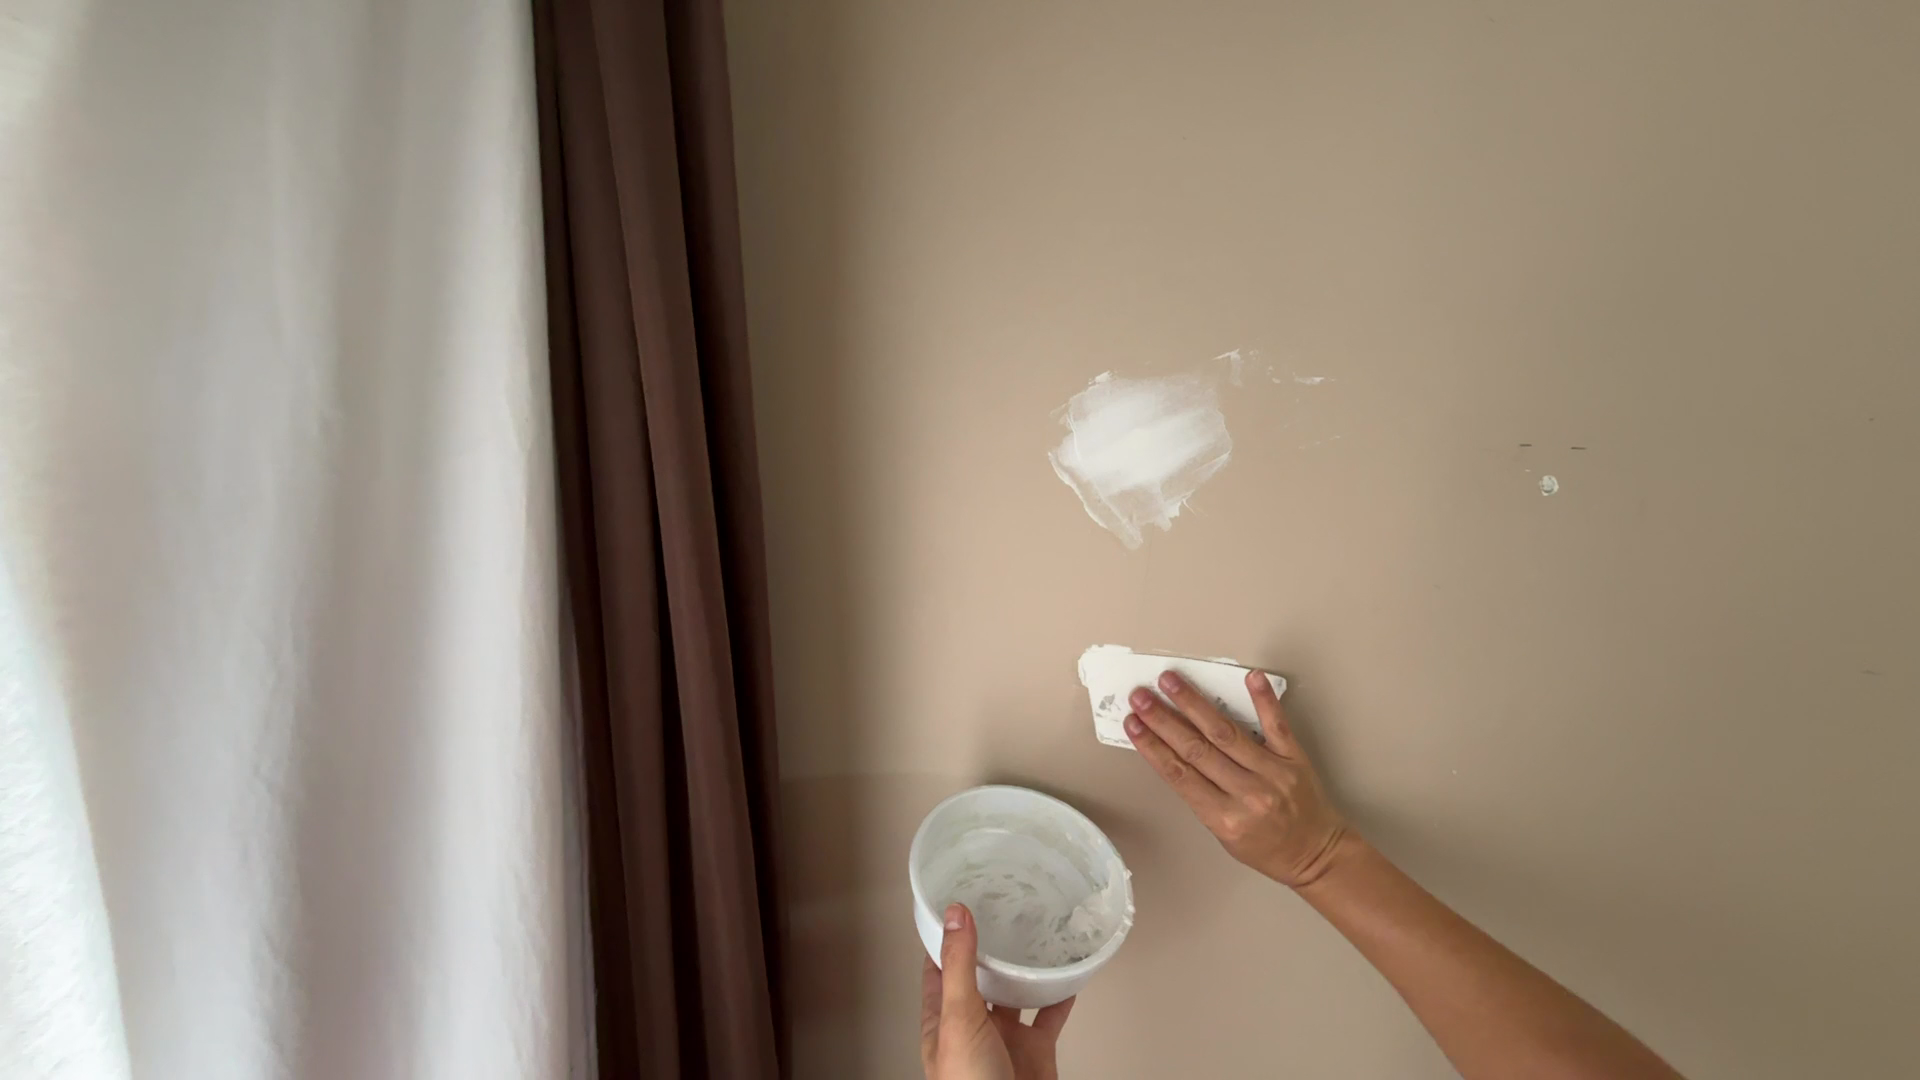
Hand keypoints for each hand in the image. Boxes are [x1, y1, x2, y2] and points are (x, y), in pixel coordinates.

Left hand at [920, 903, 1074, 1079]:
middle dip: (990, 945)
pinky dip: (1060, 994)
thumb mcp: (958, 1019)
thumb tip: (953, 912)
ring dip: (1024, 968)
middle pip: (979, 976)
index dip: (945, 934)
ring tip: (1037, 930)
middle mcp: (972, 1025)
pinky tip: (1068, 972)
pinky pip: (1048, 1016)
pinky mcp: (1034, 1053)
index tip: (957, 899)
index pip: (937, 966)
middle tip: (1003, 905)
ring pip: (1015, 993)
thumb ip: (959, 966)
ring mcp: (1003, 1039)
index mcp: (942, 1018)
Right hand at [1124, 669, 1350, 887]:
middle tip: (1140, 696)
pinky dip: (1263, 700)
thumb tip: (1171, 753)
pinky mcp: (1294, 758)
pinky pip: (1276, 725)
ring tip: (1170, 682)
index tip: (1132, 723)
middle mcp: (1248, 794)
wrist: (1319, 856)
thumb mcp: (1222, 835)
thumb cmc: (1267, 848)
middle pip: (1196, 749)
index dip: (1152, 746)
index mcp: (1225, 818)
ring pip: (1225, 732)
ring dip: (1194, 703)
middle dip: (1163, 719)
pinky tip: (1251, 677)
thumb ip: (1200, 796)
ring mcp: (1272, 773)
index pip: (1179, 774)